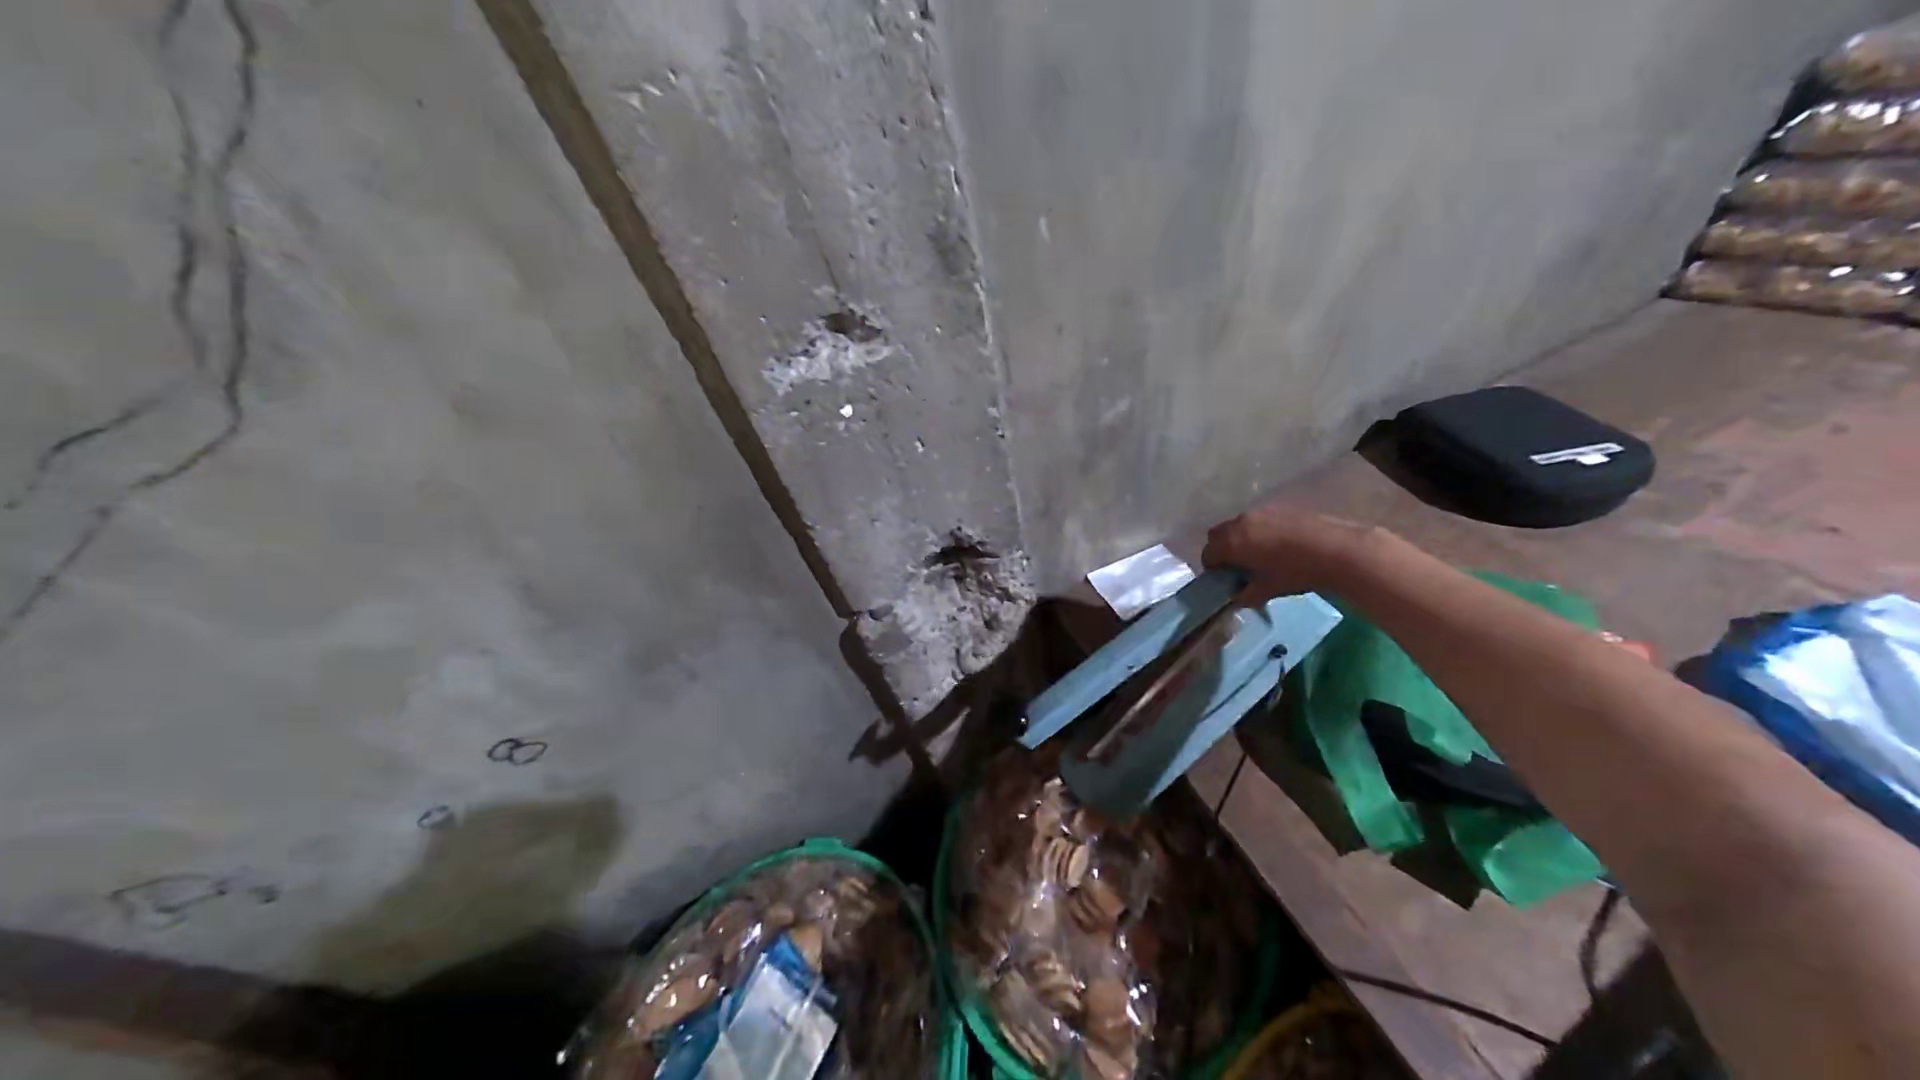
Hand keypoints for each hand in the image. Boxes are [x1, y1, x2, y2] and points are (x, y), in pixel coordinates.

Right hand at [1201, 503, 1368, 600]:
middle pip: (1217, 535)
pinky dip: (1259, 532)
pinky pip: (1258, 521)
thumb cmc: (1295, 572)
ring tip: (1260, 555)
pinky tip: (1278, 546)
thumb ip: (1244, 595)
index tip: (1225, 580)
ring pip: (1239, 526)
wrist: (1336, 549)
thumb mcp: (1266, 591)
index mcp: (1231, 542)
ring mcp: (1260, 512)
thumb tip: (1236, 597)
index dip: (1213, 569)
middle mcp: (1240, 522)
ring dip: (1241, 539)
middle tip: (1238, 567)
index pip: (1207, 555)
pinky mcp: (1280, 508)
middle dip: (1222, 550)